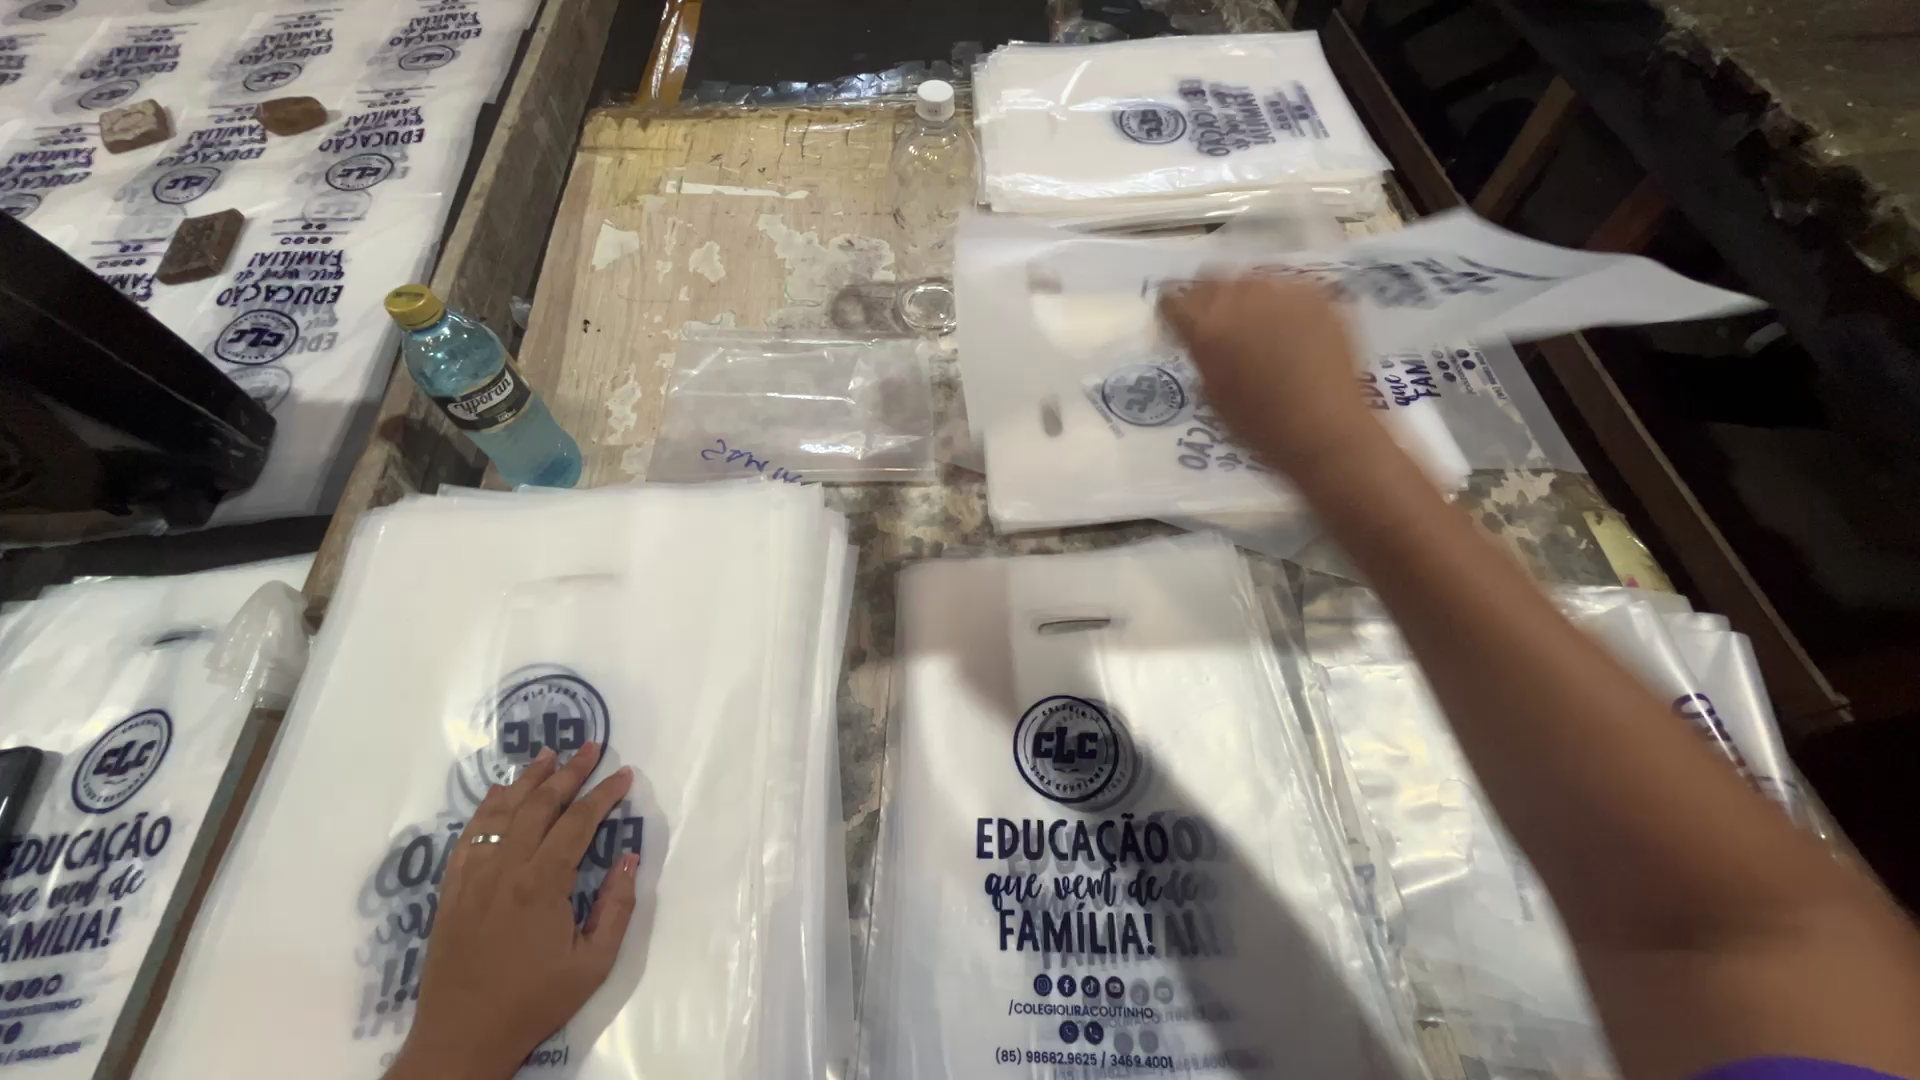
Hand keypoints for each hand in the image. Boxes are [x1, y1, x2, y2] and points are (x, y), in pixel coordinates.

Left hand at [386, 745, 637, 1079]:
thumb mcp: (593, 963)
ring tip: (547, 755)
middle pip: (539, 806)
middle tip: (589, 747)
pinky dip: (486, 808)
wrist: (460, 1041)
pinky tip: (498, 793)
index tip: (624, 774)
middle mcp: (505, 871)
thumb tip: (629, 857)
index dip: (604, 794)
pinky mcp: (452, 892)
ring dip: (527, 780)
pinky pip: (469, 837)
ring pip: (501, 813)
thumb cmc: (534, 1002)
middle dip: (568, 773)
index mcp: (542, 884)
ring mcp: (473, 878)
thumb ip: (616, 906)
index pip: (578, 822)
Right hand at [1157, 276, 1389, 481]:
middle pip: (1212, 279)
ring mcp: (1284, 292)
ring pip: (1251, 279)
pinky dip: (1278, 300)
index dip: (1171, 310)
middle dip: (1206, 296)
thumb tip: (1199, 336)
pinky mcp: (1319, 296)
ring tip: (1248, 317)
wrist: (1326, 430)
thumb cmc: (1260, 426)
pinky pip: (1287, 287)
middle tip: (1209, 317)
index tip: (1173, 320)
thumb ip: (1202, 355)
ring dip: (1243, 295)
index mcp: (1208, 326)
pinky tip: (1282, 322)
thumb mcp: (1213, 393)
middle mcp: (1243, 297)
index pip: (1174, 300)